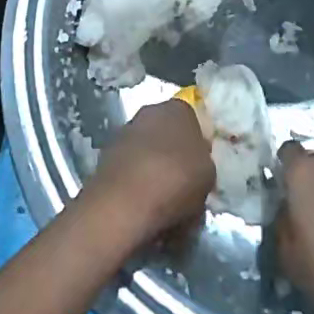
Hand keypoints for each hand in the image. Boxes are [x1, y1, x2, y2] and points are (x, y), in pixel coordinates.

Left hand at [84, 99, 213, 242]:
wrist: (124, 203)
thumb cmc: (176, 180)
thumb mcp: (209, 174)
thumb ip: (204, 162)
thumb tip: (196, 163)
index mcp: (177, 108)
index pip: (192, 118)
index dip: (198, 142)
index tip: (201, 165)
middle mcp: (148, 112)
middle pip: (167, 133)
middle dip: (173, 154)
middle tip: (184, 182)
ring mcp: (123, 133)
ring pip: (147, 152)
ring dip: (153, 169)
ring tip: (163, 201)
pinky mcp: (105, 157)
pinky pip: (130, 169)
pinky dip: (136, 183)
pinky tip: (143, 206)